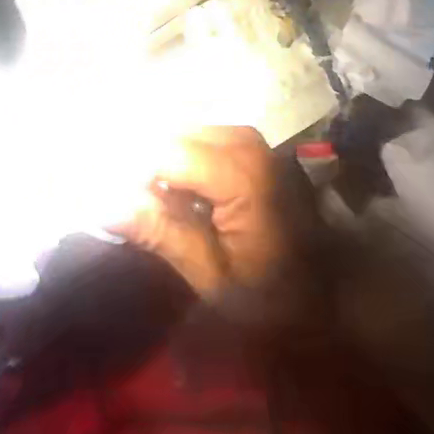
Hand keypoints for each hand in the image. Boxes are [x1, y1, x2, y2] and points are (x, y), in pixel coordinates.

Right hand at [119, 127, 318, 304]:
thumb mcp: (211, 276)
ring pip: (187, 132)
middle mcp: (250, 146)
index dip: (129, 173)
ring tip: (146, 197)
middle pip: (175, 135)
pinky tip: (173, 190)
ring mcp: (254, 144)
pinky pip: (204, 139)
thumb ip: (161, 233)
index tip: (105, 199)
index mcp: (244, 176)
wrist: (330, 301)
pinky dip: (181, 159)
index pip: (167, 153)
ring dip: (162, 160)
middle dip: (143, 163)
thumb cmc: (272, 298)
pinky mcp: (254, 151)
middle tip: (122, 200)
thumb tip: (104, 205)